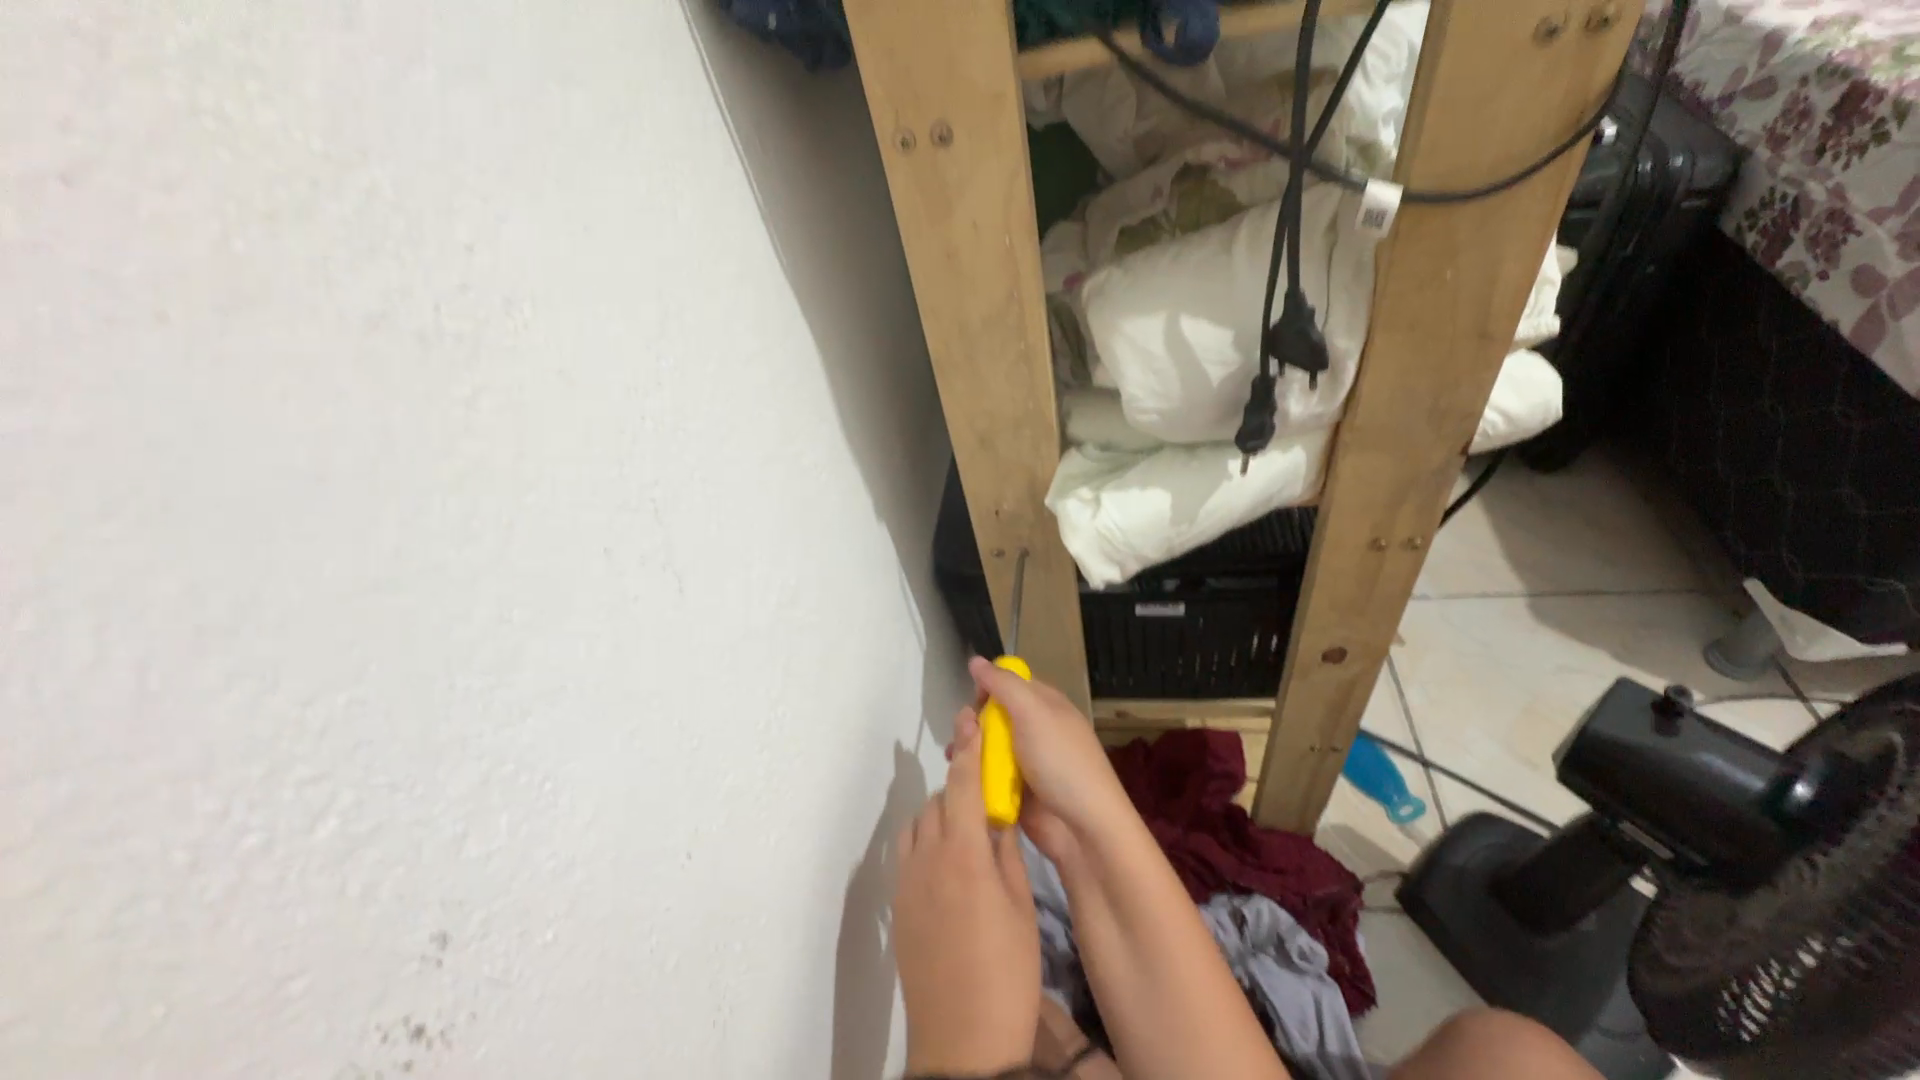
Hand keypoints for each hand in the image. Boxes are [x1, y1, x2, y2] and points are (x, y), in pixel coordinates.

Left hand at [894, 718, 1041, 1075]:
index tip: (971, 718)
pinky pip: (909, 854)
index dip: (969, 748)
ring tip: (970, 826)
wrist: (963, 1038)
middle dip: (961, 784)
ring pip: (919, 825)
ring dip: (942, 813)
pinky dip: (928, 841)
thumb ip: (1006, 854)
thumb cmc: (1007, 971)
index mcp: (965, 855)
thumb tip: (999, 818)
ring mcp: (907, 883)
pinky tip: (951, 860)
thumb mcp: (1021, 908)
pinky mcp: (899, 906)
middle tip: (985, 784)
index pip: (964, 785)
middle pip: (939, 801)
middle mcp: (927, 859)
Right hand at [963, 657, 1134, 873]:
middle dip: (973, 722)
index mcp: (1046, 704)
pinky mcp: (1017, 790)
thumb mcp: (1033, 714)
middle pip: (994, 715)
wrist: (1082, 828)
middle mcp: (1036, 729)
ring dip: (969, 749)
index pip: (1010, 683)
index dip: (989, 687)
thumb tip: (976, 660)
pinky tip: (961, 779)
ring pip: (987, 746)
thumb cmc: (1061, 763)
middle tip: (961, 736)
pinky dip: (975, 775)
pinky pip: (989, 775)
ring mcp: (1027, 761)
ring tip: (954, 757)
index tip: (973, 703)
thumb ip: (1003, 685)